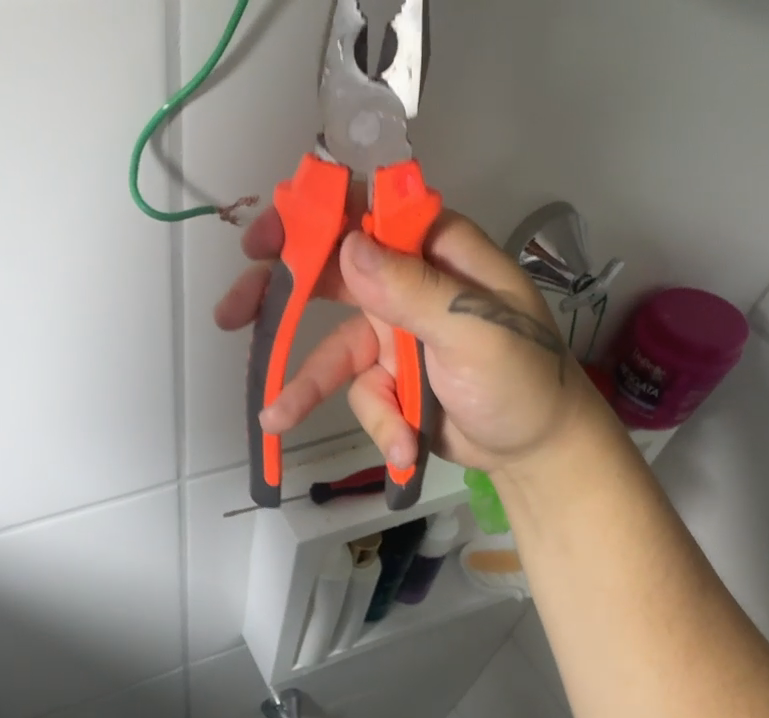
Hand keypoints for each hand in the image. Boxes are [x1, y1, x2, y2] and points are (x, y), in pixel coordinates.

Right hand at [215, 207, 592, 476]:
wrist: (536, 452)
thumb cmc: (522, 380)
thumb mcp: (472, 333)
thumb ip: (412, 291)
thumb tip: (347, 249)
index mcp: (437, 253)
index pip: (368, 215)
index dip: (314, 218)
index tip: (267, 239)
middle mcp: (410, 284)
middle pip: (331, 276)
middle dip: (283, 298)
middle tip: (233, 311)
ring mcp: (396, 335)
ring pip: (332, 349)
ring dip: (309, 386)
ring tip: (274, 417)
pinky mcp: (390, 381)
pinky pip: (360, 396)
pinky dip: (380, 423)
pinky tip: (405, 446)